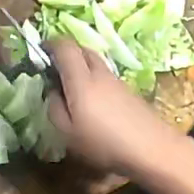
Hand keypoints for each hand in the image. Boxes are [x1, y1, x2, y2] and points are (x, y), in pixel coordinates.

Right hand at [44, 38, 187, 179]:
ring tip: (72, 88)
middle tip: (54, 69)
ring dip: (81, 67)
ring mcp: (117, 81)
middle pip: (83, 49)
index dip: (51, 45)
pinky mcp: (129, 91)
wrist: (153, 149)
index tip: (40, 51)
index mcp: (81, 80)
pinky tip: (93, 102)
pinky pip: (106, 77)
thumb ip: (55, 108)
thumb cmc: (104, 142)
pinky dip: (94, 80)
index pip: (65, 48)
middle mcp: (100, 73)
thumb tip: (52, 91)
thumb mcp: (67, 133)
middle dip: (66, 53)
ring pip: (96, 63)